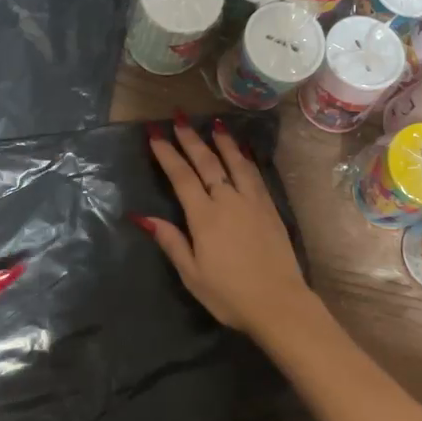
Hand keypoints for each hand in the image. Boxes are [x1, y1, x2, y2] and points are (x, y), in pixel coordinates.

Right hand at [136, 114, 314, 336]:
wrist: (278, 302)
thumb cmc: (229, 295)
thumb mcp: (192, 275)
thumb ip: (171, 241)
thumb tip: (143, 216)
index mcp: (204, 217)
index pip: (181, 177)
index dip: (167, 154)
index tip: (155, 134)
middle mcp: (228, 201)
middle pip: (207, 163)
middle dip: (190, 139)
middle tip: (178, 118)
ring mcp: (252, 202)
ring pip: (235, 163)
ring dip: (222, 142)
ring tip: (213, 123)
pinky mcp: (270, 208)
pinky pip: (255, 175)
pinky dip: (246, 158)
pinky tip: (243, 151)